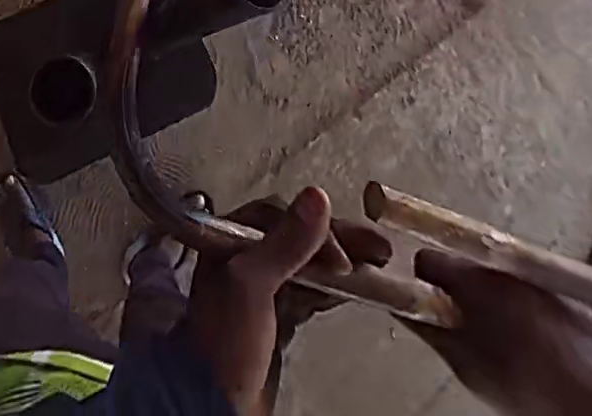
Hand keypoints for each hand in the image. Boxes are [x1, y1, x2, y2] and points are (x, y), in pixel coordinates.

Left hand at [185, 187, 388, 414]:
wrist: (212, 400)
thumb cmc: (225, 338)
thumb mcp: (251, 282)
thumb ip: (285, 242)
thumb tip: (318, 196)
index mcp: (224, 237)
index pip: (274, 216)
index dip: (311, 227)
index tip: (345, 254)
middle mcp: (239, 254)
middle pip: (291, 235)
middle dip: (335, 240)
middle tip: (380, 250)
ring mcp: (257, 286)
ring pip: (303, 262)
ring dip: (339, 262)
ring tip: (378, 265)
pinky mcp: (273, 316)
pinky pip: (307, 290)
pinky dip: (332, 286)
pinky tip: (356, 288)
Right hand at [404, 250, 591, 415]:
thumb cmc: (524, 387)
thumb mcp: (464, 364)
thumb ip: (427, 328)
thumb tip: (400, 307)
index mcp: (471, 278)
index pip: (427, 258)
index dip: (423, 280)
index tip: (426, 303)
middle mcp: (505, 270)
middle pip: (466, 267)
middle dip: (460, 290)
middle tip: (465, 326)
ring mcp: (544, 285)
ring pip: (501, 282)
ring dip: (494, 300)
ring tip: (503, 339)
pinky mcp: (576, 304)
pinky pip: (534, 297)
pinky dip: (527, 312)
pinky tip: (536, 346)